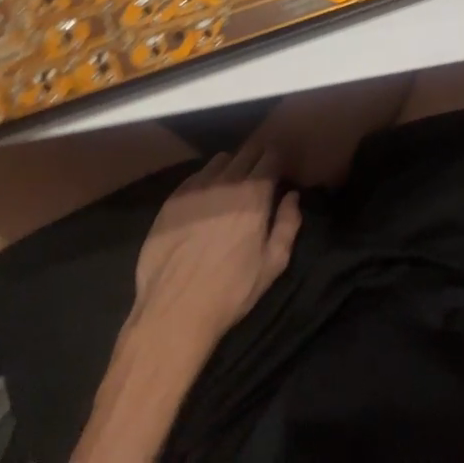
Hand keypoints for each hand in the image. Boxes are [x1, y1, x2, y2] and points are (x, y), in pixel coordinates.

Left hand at [132, 141, 302, 344]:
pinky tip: (206, 197)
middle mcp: (225, 182)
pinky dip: (206, 179)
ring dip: (232, 166)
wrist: (174, 310)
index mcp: (254, 196)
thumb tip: (292, 196)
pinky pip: (195, 175)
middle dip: (257, 157)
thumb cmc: (231, 291)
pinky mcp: (171, 200)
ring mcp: (195, 189)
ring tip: (232, 183)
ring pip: (220, 160)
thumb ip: (288, 224)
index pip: (271, 158)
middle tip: (260, 172)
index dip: (278, 159)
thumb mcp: (273, 264)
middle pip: (246, 153)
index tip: (280, 167)